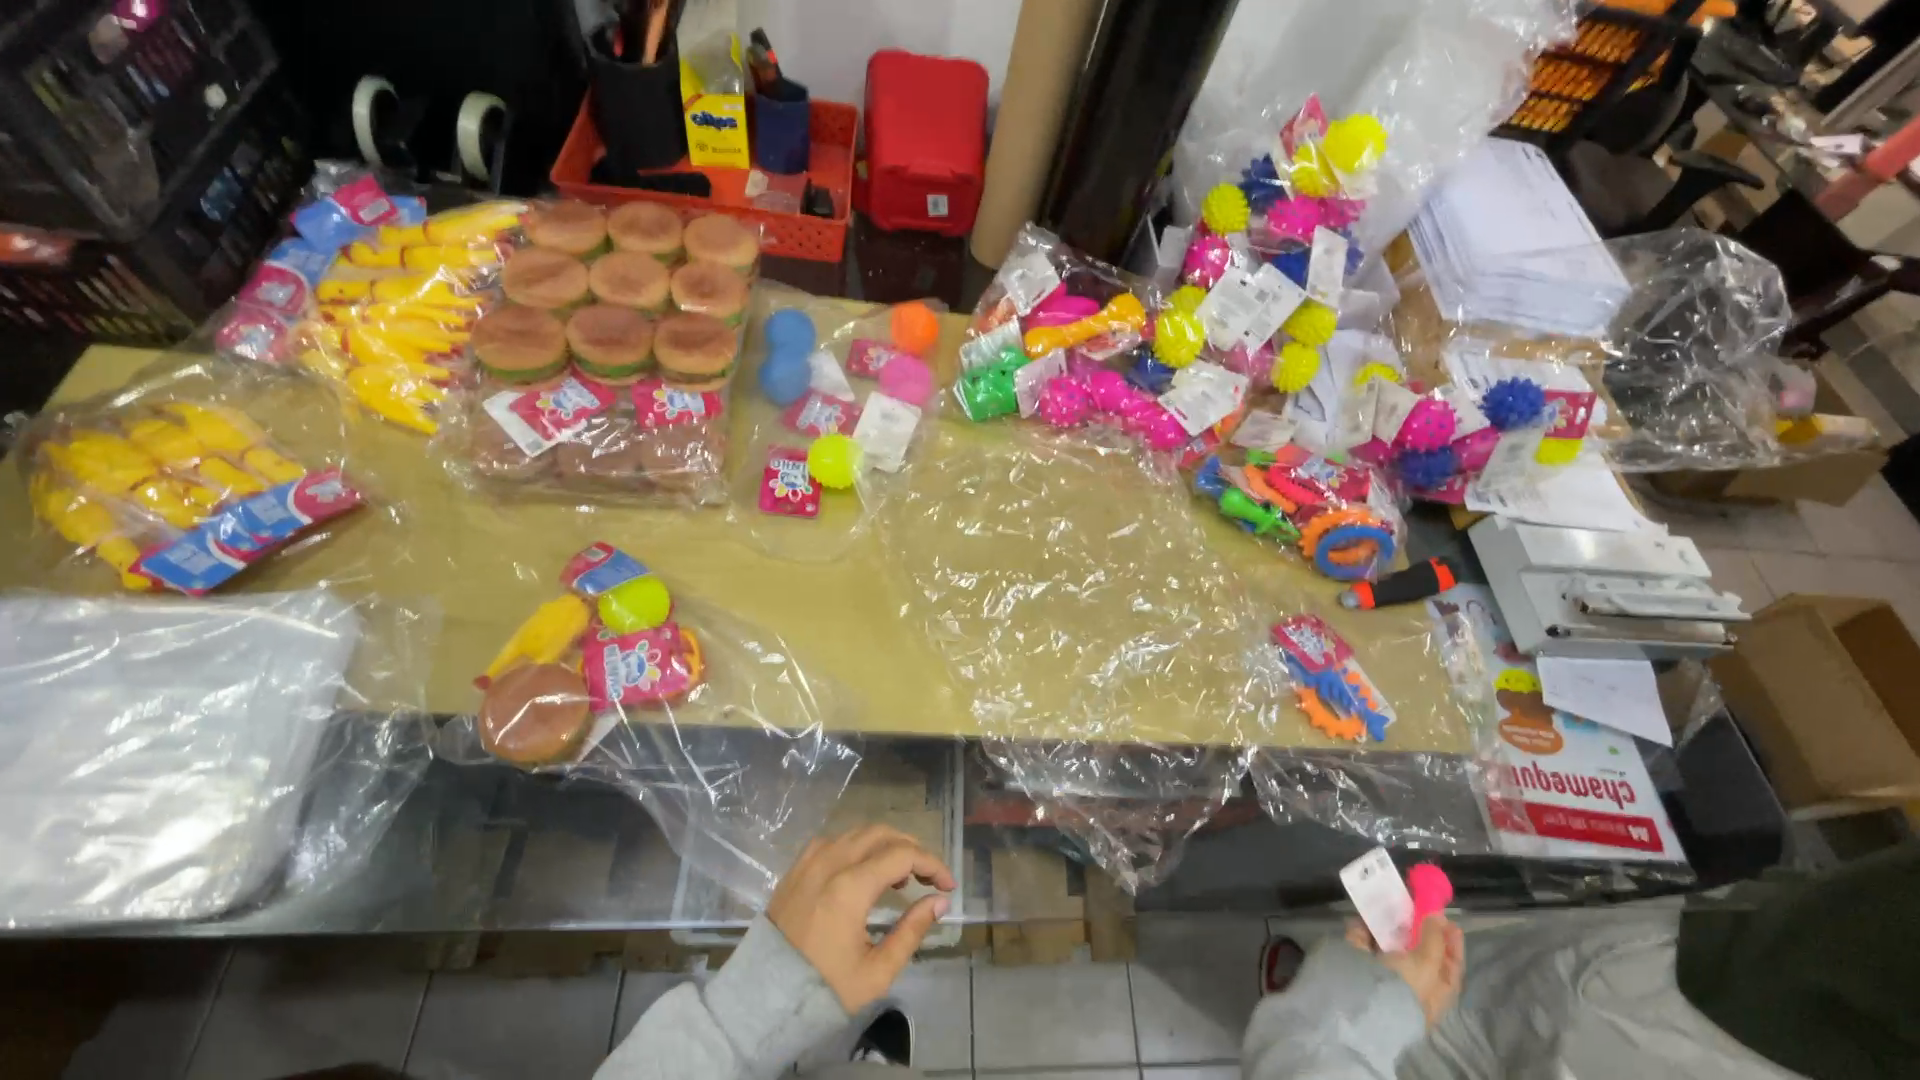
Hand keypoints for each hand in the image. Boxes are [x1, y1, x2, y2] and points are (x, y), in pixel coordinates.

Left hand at [766, 825, 956, 1012]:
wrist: (763, 998)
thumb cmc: (824, 989)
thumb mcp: (877, 971)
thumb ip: (912, 930)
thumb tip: (939, 901)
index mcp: (850, 887)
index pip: (903, 855)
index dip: (932, 864)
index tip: (948, 886)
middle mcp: (830, 862)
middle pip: (881, 834)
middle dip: (911, 848)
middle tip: (928, 877)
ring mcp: (809, 861)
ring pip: (857, 833)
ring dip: (885, 845)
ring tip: (899, 877)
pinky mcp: (796, 868)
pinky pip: (833, 841)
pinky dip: (857, 847)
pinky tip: (864, 872)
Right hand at [1344, 914, 1463, 1027]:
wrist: (1366, 999)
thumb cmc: (1407, 985)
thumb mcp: (1428, 963)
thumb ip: (1435, 938)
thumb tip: (1437, 916)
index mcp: (1439, 989)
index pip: (1452, 963)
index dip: (1451, 941)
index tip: (1447, 919)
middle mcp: (1418, 982)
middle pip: (1423, 950)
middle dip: (1418, 928)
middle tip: (1416, 908)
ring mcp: (1390, 972)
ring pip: (1394, 943)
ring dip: (1391, 926)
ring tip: (1389, 906)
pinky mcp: (1365, 963)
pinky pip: (1369, 941)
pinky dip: (1366, 929)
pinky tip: (1365, 916)